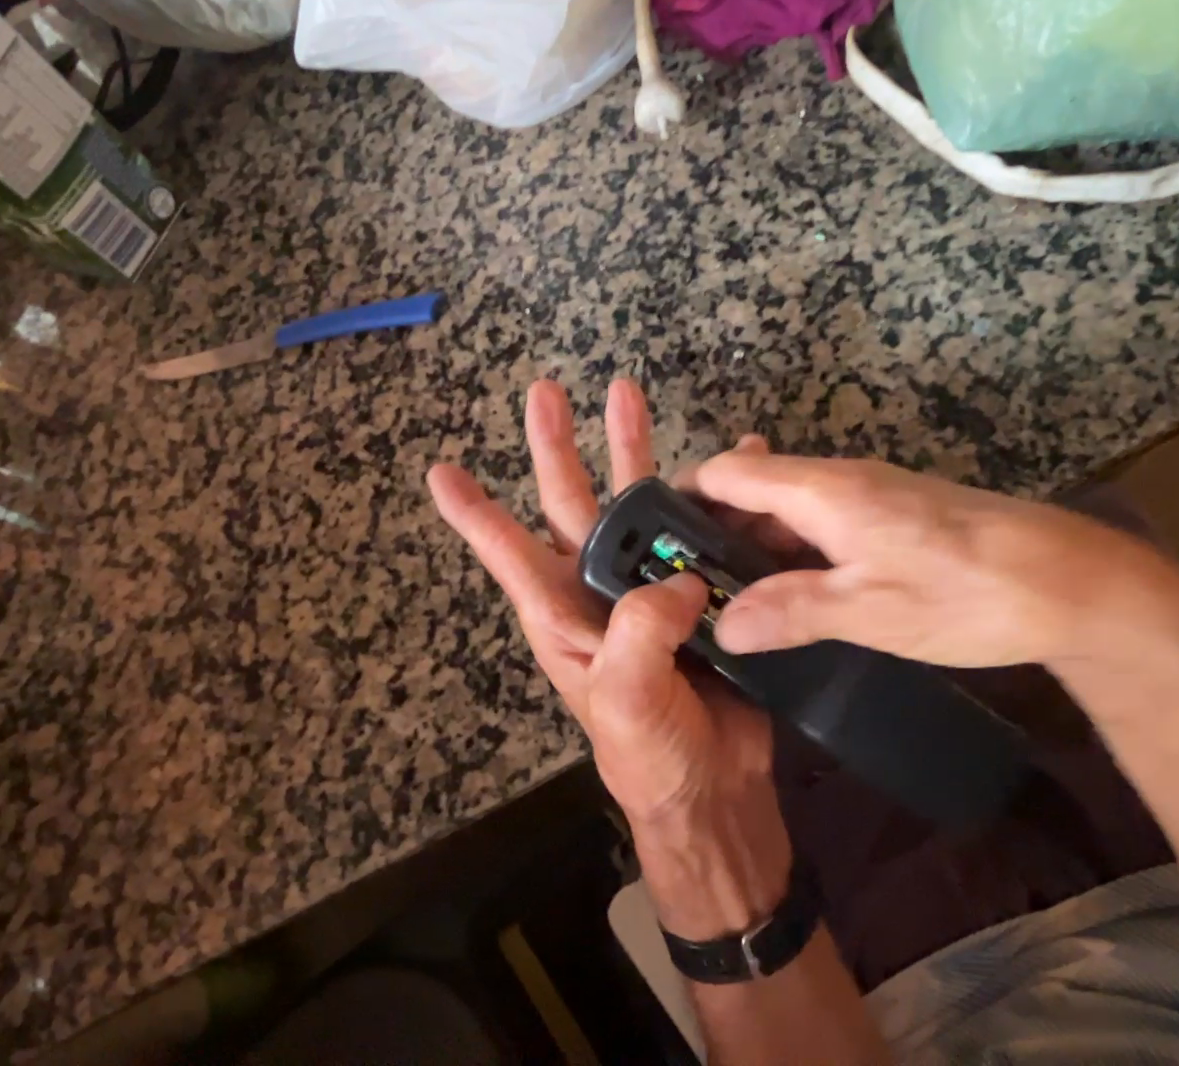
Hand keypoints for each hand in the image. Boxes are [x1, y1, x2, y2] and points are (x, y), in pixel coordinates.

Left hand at [426, 379, 773, 824]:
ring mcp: (651, 590)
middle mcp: (600, 593)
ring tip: (630, 393)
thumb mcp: (626, 699)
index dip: (477, 515)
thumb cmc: (652, 754)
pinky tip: (737, 463)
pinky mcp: (700, 595)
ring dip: (634, 453)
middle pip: (575, 508)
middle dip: (559, 450)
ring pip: (639, 509)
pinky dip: (715, 499)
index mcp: (563, 617)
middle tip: (546, 391)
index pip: (511, 557)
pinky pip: (703, 537)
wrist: (717, 788)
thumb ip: (639, 633)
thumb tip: (678, 580)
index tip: (441, 471)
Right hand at [683, 453, 1178, 671]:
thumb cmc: (965, 593)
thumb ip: (790, 611)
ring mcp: (875, 497)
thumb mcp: (869, 611)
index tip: (653, 542)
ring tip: (731, 602)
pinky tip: (795, 598)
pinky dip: (798, 554)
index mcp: (825, 490)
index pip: (729, 474)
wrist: (1074, 584)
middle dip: (716, 532)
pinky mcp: (900, 517)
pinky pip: (827, 525)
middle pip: (757, 490)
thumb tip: (724, 626)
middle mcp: (844, 480)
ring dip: (759, 549)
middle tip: (687, 588)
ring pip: (792, 511)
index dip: (683, 499)